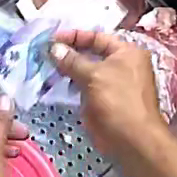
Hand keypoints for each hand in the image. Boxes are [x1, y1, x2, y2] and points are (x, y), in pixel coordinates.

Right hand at [48, 30, 171, 165]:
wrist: (133, 140)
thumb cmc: (118, 101)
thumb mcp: (94, 75)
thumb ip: (72, 60)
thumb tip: (53, 47)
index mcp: (127, 52)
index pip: (97, 37)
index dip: (74, 36)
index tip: (51, 39)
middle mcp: (122, 65)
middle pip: (91, 53)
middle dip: (68, 53)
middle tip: (44, 53)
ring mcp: (113, 84)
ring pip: (86, 71)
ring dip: (67, 69)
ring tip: (44, 67)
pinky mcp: (104, 100)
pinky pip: (84, 87)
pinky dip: (70, 85)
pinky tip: (53, 84)